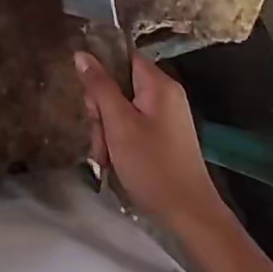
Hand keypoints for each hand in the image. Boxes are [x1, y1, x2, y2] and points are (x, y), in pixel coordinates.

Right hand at [76, 51, 225, 227]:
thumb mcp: (118, 123)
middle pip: (118, 83)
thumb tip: (81, 54)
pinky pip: (131, 124)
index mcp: (159, 85)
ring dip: (106, 128)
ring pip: (121, 106)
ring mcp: (165, 117)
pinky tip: (113, 159)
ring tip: (104, 154)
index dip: (100, 69)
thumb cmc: (153, 165)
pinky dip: (118, 139)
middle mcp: (164, 95)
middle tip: (99, 131)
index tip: (89, 93)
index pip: (122, 56)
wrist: (191, 218)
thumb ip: (99, 85)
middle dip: (101, 108)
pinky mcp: (163, 136)